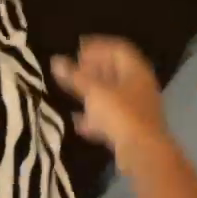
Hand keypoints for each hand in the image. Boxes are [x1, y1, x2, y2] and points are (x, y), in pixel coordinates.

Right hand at [51, 36, 174, 175]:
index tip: (76, 49)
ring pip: (111, 93)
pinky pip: (109, 114)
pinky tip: (77, 120)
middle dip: (93, 68)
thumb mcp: (94, 91)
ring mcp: (135, 107)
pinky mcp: (129, 126)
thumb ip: (74, 76)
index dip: (97, 46)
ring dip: (92, 91)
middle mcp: (138, 85)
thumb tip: (55, 60)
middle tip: (72, 68)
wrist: (141, 151)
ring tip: (71, 91)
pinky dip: (94, 114)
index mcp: (135, 71)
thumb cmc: (120, 114)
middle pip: (115, 70)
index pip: (117, 49)